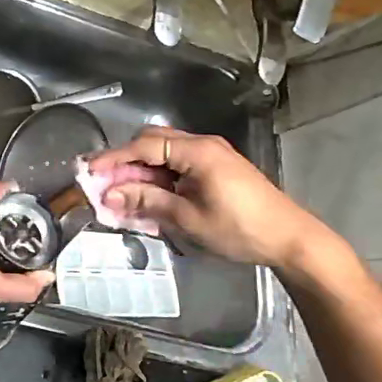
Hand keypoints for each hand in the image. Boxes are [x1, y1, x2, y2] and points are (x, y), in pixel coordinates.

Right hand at [83, 126, 345, 269]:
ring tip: (120, 195)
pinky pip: (177, 166)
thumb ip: (148, 201)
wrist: (291, 239)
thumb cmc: (240, 229)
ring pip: (163, 154)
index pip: (144, 145)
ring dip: (140, 173)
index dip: (114, 158)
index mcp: (196, 151)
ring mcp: (210, 156)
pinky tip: (147, 198)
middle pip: (152, 143)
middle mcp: (202, 145)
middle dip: (125, 162)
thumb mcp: (189, 218)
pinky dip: (158, 179)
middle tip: (103, 184)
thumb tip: (110, 194)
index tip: (90, 171)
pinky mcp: (215, 169)